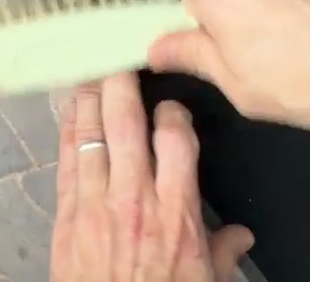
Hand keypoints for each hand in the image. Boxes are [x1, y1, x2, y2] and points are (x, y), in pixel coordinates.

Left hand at [50, 73, 254, 280]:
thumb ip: (222, 252)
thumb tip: (242, 234)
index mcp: (175, 211)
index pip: (175, 136)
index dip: (171, 111)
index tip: (168, 104)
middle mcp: (135, 197)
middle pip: (126, 120)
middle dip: (122, 82)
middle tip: (119, 57)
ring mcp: (96, 203)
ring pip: (91, 132)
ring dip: (90, 96)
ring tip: (91, 69)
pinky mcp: (67, 216)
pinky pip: (67, 159)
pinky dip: (68, 128)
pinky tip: (71, 107)